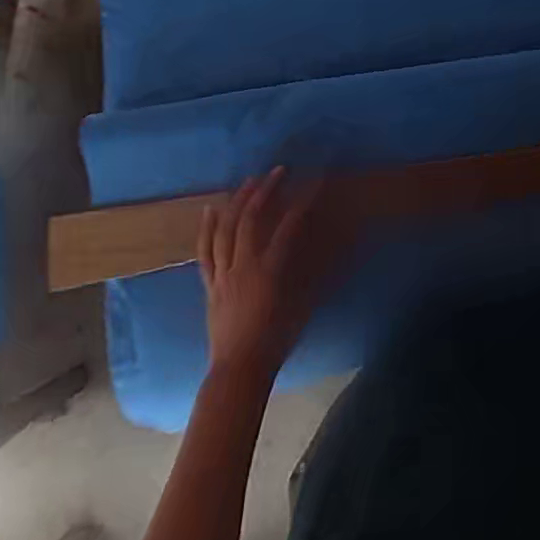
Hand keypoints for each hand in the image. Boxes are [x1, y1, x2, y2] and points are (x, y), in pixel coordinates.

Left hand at [198, 167, 345, 373]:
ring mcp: (222, 272)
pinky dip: (207, 227)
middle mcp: (243, 265)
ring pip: (226, 228)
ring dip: (238, 201)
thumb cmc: (278, 339)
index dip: (303, 201)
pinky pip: (205, 250)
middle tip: (278, 171)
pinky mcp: (209, 282)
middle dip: (266, 190)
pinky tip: (211, 208)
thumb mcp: (304, 305)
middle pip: (251, 218)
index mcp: (269, 270)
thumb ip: (316, 273)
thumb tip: (334, 247)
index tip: (315, 183)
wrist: (239, 368)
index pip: (289, 226)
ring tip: (249, 181)